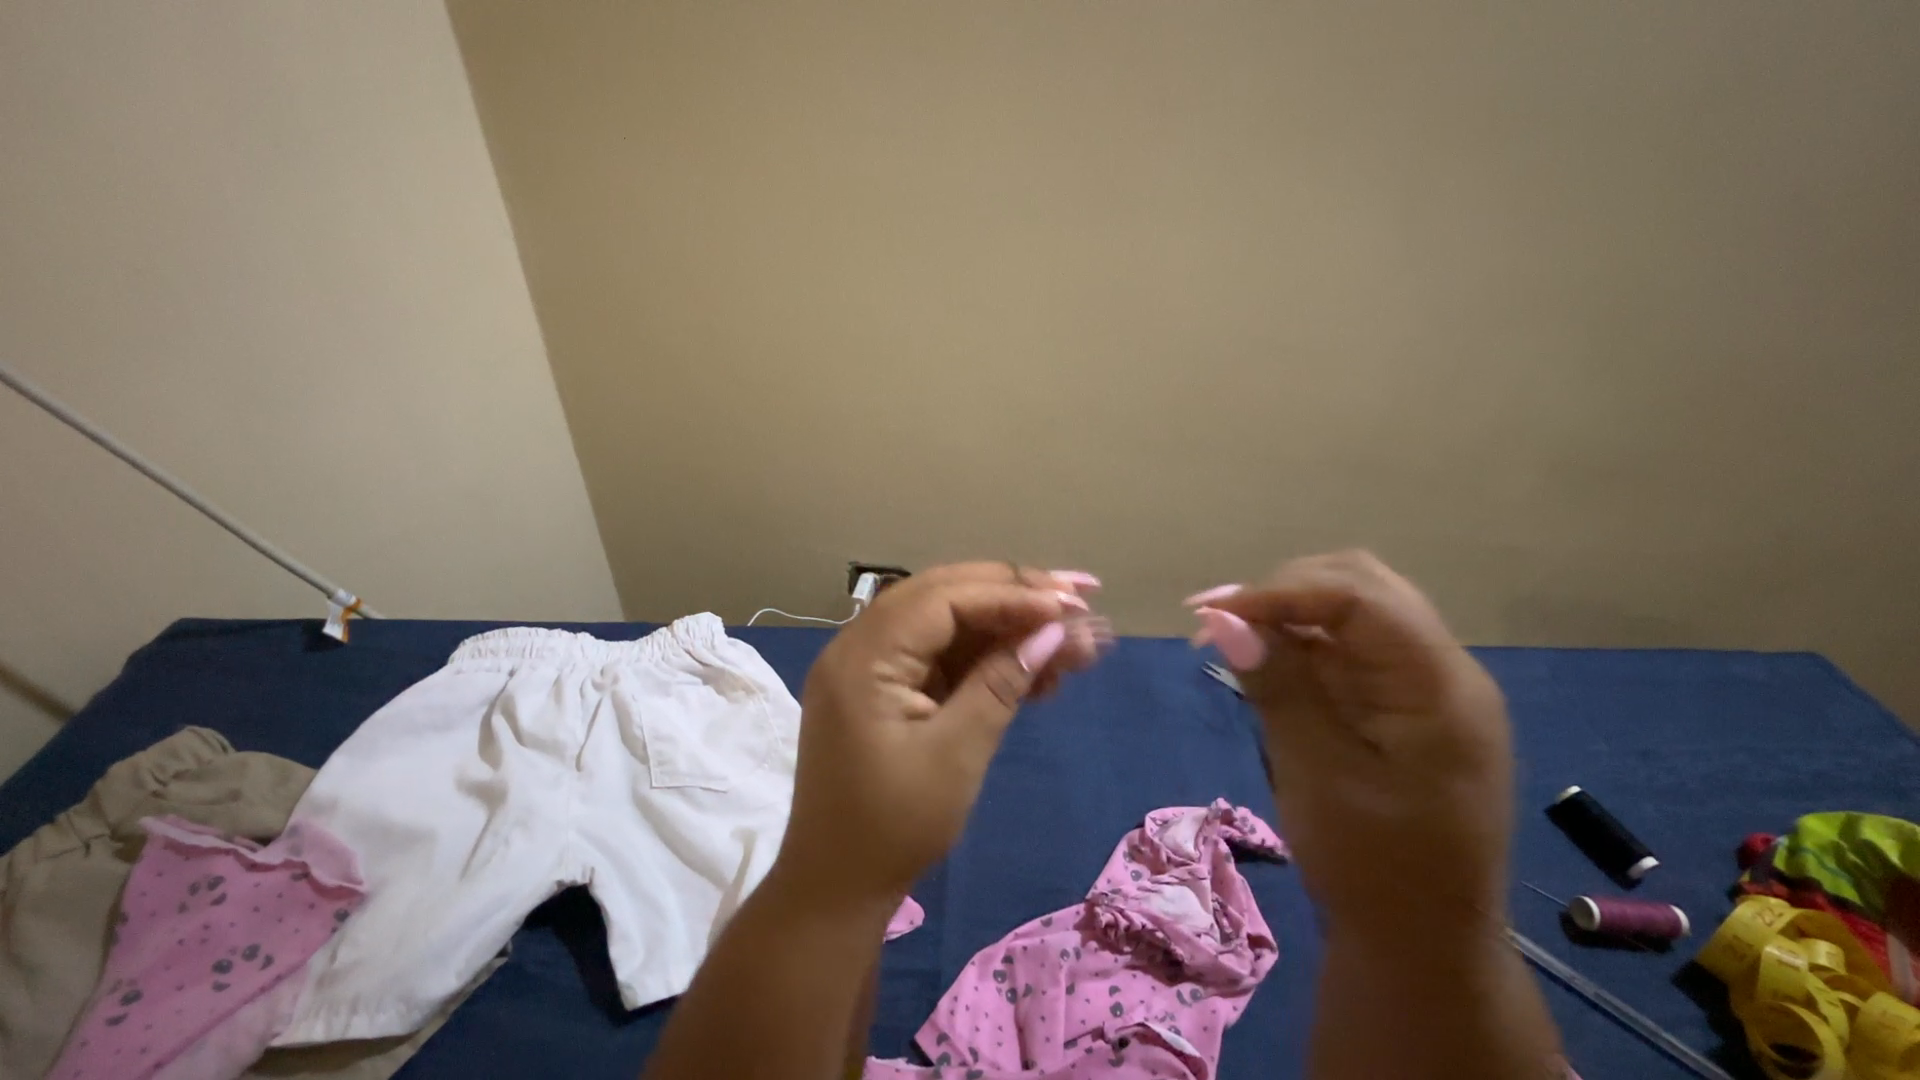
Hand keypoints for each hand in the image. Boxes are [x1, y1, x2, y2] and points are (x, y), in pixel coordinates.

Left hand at [775, 563, 1107, 907]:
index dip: (1011, 594)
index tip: (1072, 605)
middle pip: (946, 598)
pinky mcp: (888, 693)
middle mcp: (860, 647)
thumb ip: (1002, 682)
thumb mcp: (956, 754)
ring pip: (950, 628)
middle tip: (1082, 598)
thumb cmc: (894, 826)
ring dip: (1010, 631)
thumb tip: (1054, 630)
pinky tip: (1041, 673)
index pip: (943, 598)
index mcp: (863, 657)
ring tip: (1076, 643)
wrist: (838, 887)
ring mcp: (872, 669)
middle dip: (1016, 596)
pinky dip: (989, 662)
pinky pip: (943, 660)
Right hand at [1187, 551, 1513, 940]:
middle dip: (1286, 591)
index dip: (1282, 591)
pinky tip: (1270, 667)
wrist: (1425, 945)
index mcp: (1439, 687)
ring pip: (1358, 612)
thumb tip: (1222, 618)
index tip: (1213, 613)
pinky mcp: (1408, 708)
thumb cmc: (1374, 868)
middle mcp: (1444, 671)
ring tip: (1235, 642)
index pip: (1361, 596)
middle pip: (1365, 587)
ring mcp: (1429, 688)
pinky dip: (1307, 646)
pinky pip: (1355, 651)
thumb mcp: (1317, 775)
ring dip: (1293, 614)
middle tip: (1220, 623)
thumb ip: (1278, 687)